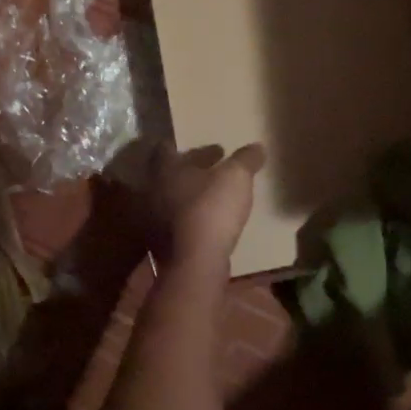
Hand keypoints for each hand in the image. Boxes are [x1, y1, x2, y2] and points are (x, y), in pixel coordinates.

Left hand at [151, 142, 265, 271]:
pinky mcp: (162, 247)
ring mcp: (154, 222)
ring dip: (191, 198)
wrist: (195, 263)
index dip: (187, 146)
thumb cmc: (210, 208)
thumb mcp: (236, 177)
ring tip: (216, 197)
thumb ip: (245, 159)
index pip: (165, 149)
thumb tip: (257, 147)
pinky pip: (177, 226)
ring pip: (172, 203)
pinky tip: (211, 224)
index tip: (211, 148)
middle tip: (216, 170)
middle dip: (191, 172)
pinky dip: (192, 221)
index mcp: (165, 170)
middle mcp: (153, 193)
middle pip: (169, 177)